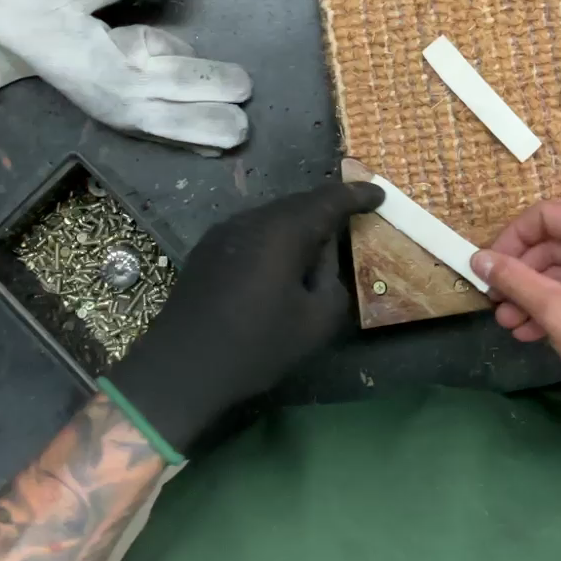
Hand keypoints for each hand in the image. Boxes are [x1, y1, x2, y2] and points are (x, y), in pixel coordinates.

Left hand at [105, 182, 382, 454]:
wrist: (181, 366)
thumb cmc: (255, 345)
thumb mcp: (315, 322)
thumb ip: (333, 281)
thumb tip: (327, 261)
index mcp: (282, 230)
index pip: (328, 200)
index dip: (356, 195)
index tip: (379, 194)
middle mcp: (251, 219)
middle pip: (299, 204)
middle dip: (328, 209)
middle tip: (355, 218)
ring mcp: (225, 231)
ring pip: (273, 218)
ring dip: (300, 226)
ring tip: (320, 245)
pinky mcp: (208, 248)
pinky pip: (254, 232)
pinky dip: (276, 239)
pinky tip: (282, 262)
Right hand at [471, 201, 560, 421]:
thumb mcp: (557, 310)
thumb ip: (514, 279)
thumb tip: (478, 259)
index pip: (548, 216)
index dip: (513, 236)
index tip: (489, 265)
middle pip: (553, 246)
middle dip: (519, 274)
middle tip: (494, 301)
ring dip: (531, 295)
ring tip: (507, 323)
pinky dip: (552, 306)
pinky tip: (530, 331)